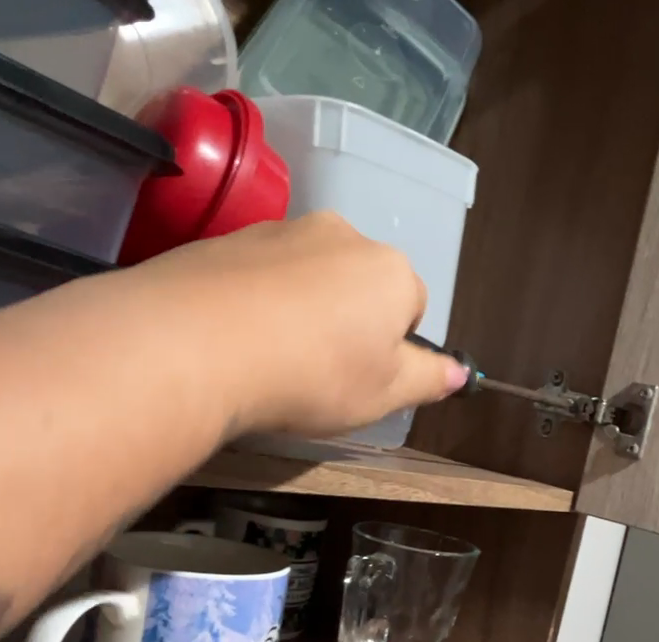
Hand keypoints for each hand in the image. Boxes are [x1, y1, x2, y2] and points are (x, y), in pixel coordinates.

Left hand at [116, 212, 468, 436]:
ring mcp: (281, 231)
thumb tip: (460, 372)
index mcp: (390, 271)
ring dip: (304, 308)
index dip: (394, 346)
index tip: (364, 378)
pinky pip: (261, 274)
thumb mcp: (384, 393)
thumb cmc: (314, 374)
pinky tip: (239, 338)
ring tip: (275, 356)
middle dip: (349, 319)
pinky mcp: (228, 239)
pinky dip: (259, 300)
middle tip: (322, 370)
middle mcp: (343, 235)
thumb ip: (428, 379)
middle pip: (361, 282)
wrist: (198, 344)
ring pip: (310, 275)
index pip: (413, 305)